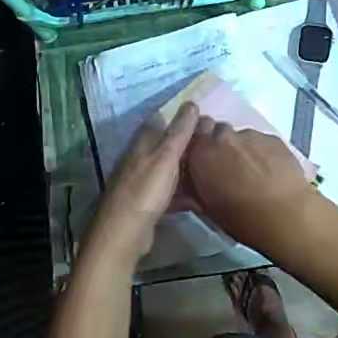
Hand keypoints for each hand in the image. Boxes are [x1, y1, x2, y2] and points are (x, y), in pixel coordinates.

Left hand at [81, 103, 200, 267]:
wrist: (124, 234)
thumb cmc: (145, 191)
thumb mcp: (166, 157)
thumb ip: (179, 132)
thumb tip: (192, 103)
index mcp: (143, 143)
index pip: (162, 121)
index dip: (182, 119)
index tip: (206, 121)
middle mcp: (139, 158)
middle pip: (166, 146)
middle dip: (188, 144)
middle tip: (214, 145)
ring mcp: (142, 182)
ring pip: (169, 169)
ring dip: (187, 169)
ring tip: (212, 169)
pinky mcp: (146, 203)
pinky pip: (169, 191)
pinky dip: (183, 192)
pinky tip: (200, 197)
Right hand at [184, 118, 319, 249]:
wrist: (282, 213)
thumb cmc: (239, 216)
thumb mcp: (207, 205)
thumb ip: (200, 184)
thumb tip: (201, 180)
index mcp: (201, 152)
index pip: (194, 134)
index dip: (201, 145)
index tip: (206, 159)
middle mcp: (224, 136)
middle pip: (219, 131)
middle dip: (222, 145)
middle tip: (230, 166)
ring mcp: (251, 134)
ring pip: (243, 137)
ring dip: (245, 150)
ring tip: (255, 172)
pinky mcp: (274, 138)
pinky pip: (263, 142)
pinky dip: (264, 153)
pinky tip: (272, 171)